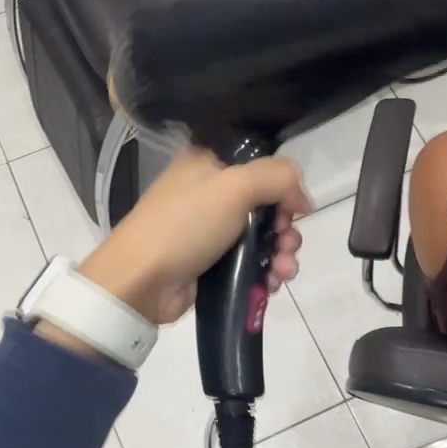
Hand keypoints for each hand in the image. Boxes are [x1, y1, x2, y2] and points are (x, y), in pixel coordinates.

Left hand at [76, 148, 310, 324]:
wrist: (143, 281)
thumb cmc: (185, 225)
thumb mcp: (234, 186)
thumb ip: (277, 178)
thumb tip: (303, 197)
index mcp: (210, 163)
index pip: (261, 166)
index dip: (285, 186)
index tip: (296, 209)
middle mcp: (213, 193)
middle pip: (269, 205)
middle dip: (287, 228)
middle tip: (287, 244)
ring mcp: (213, 230)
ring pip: (265, 238)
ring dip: (283, 255)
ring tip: (283, 272)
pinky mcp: (215, 263)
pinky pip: (254, 264)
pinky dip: (268, 273)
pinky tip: (272, 284)